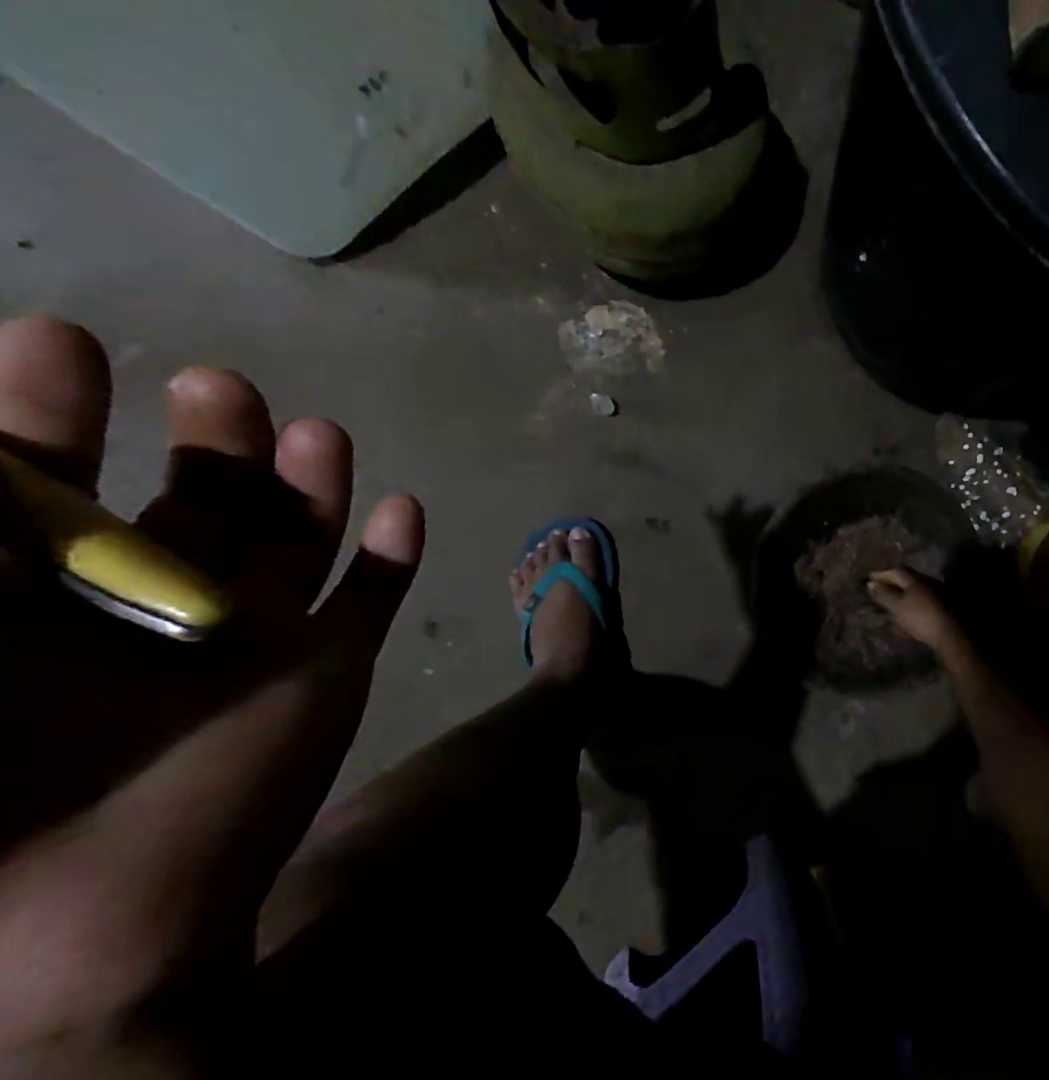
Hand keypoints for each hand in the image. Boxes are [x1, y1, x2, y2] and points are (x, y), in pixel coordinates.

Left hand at [0, 317, 423, 1060]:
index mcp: (22, 613)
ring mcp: (249, 645)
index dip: (37, 413)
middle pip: (185, 508)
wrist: (83, 932)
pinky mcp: (328, 673)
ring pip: (292, 544)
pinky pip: (369, 603)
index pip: (32, 491)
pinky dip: (390, 555)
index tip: (55, 340)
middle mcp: (144, 617)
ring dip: (305, 483)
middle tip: (205, 379)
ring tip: (308, 424)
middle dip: (199, 440)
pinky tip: (402, 504)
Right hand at [867, 568, 962, 654]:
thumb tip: (871, 583)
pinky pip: (924, 603)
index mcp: (916, 579)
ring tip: (893, 603)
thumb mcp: (898, 607)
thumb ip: (884, 594)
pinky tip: (909, 616)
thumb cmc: (921, 617)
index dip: (883, 574)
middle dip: (894, 584)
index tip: (871, 577)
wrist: (953, 632)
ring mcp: (939, 594)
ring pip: (917, 592)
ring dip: (904, 595)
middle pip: (908, 580)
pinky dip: (913, 606)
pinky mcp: (946, 607)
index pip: (897, 571)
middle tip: (881, 588)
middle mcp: (929, 582)